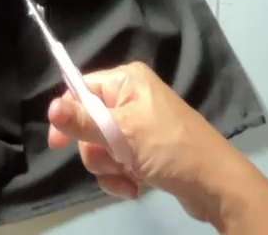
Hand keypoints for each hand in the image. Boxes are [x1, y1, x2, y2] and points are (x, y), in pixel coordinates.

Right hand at [47, 63, 267, 226]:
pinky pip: (117, 161)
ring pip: (101, 147)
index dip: (68, 115)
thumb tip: (50, 107)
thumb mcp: (124, 134)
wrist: (217, 186)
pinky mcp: (145, 150)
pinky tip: (135, 187)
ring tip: (129, 179)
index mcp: (126, 80)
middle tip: (114, 163)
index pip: (82, 89)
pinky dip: (121, 177)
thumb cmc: (170, 149)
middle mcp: (131, 97)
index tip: (56, 144)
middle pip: (89, 122)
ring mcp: (139, 125)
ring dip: (109, 169)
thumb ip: (84, 122)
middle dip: (97, 151)